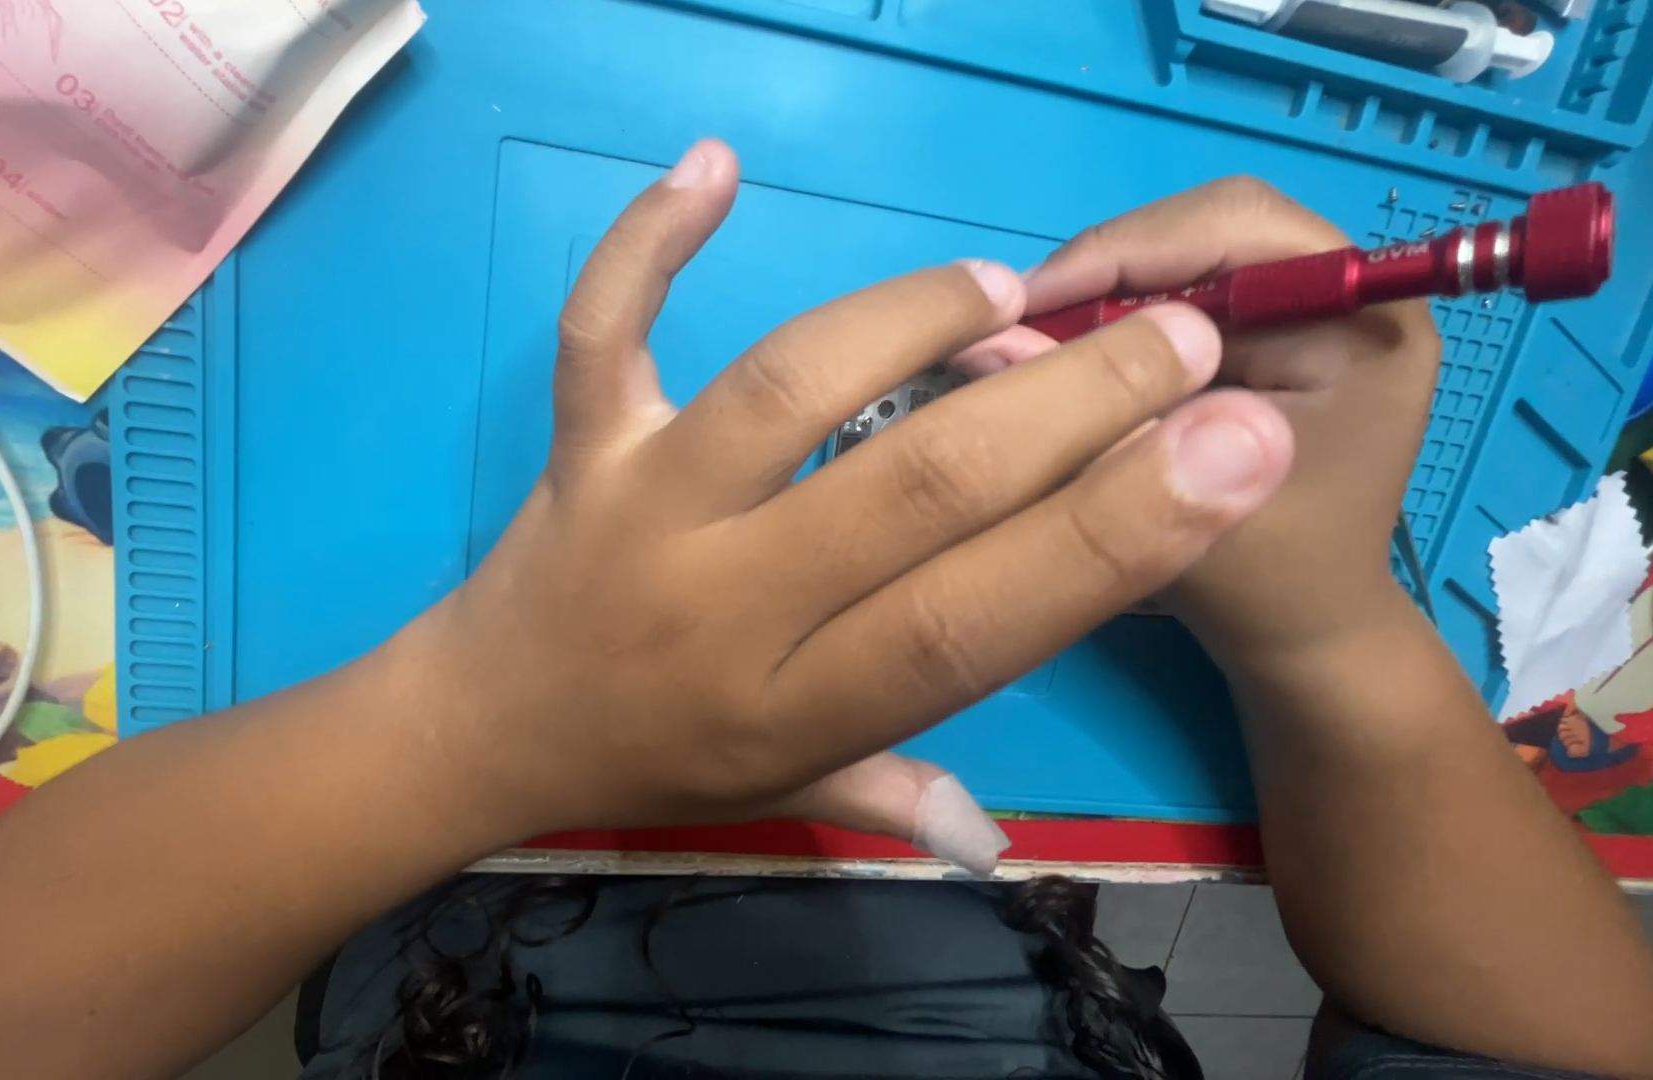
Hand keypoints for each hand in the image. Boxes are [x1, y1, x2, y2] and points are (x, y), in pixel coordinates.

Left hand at [391, 142, 1292, 871]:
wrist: (488, 725)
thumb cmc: (648, 762)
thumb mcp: (777, 800)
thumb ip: (892, 795)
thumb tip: (1003, 841)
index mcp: (792, 704)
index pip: (972, 624)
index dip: (1114, 537)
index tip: (1234, 448)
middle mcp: (722, 601)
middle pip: (910, 491)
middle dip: (1063, 406)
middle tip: (1174, 334)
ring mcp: (639, 507)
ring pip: (784, 393)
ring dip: (905, 324)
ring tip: (1001, 293)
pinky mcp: (577, 447)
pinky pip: (603, 332)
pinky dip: (646, 244)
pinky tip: (712, 166)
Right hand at [1017, 177, 1441, 663]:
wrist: (1300, 628)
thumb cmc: (1259, 582)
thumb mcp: (1162, 506)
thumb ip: (1082, 423)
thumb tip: (977, 342)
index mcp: (1363, 320)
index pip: (1234, 229)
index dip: (1117, 253)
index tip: (1018, 306)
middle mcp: (1340, 296)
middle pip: (1202, 234)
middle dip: (1099, 273)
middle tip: (1015, 325)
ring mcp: (1298, 317)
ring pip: (1177, 264)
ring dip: (1094, 298)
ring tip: (1027, 343)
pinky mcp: (1257, 343)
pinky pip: (1169, 305)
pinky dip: (1106, 326)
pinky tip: (1061, 362)